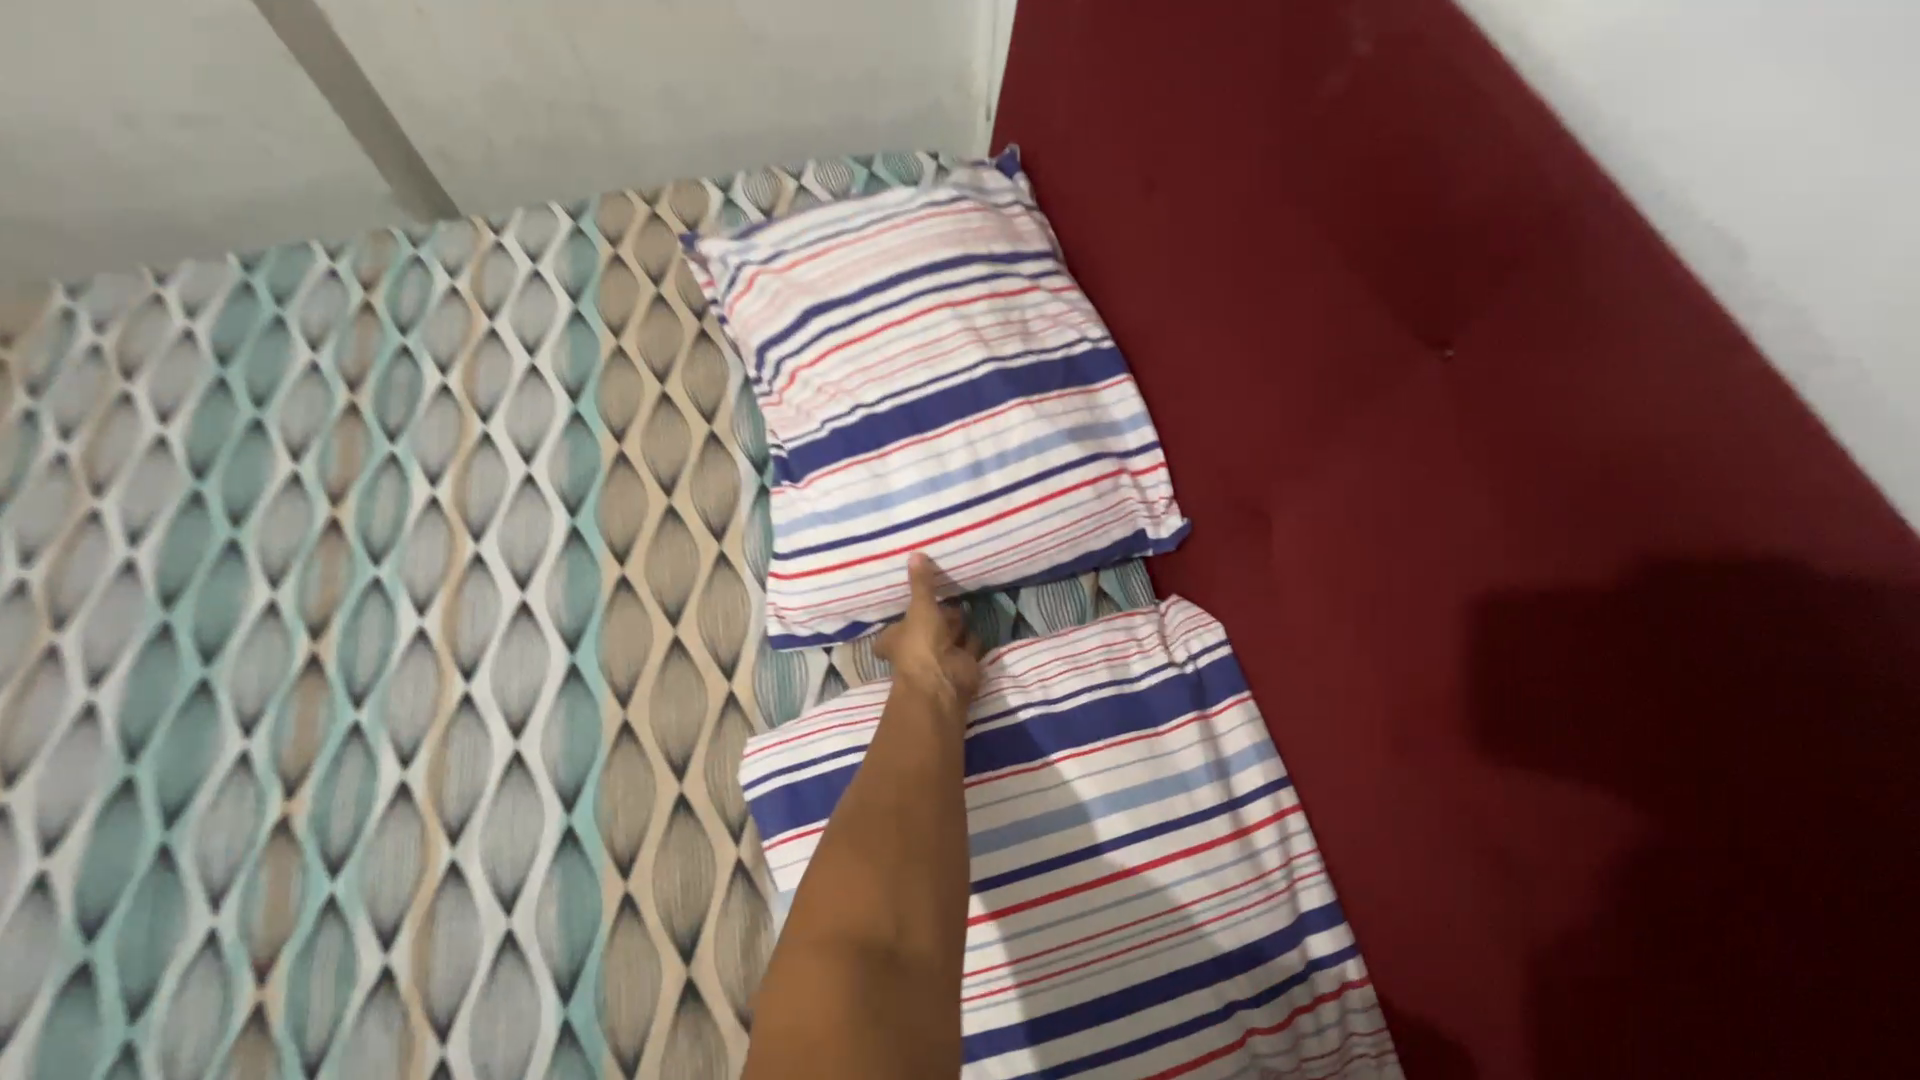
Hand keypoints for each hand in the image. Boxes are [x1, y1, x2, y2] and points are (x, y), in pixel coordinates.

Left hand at [874, 553, 983, 708]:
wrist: (944, 680)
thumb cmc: (921, 644)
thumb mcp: (920, 608)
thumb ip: (922, 583)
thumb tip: (915, 553)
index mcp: (896, 639)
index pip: (892, 631)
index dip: (899, 622)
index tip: (909, 605)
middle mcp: (917, 649)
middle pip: (927, 629)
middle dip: (937, 617)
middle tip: (947, 595)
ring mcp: (941, 658)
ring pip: (950, 636)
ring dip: (957, 625)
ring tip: (964, 605)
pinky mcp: (963, 664)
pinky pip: (970, 646)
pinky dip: (973, 638)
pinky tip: (979, 621)